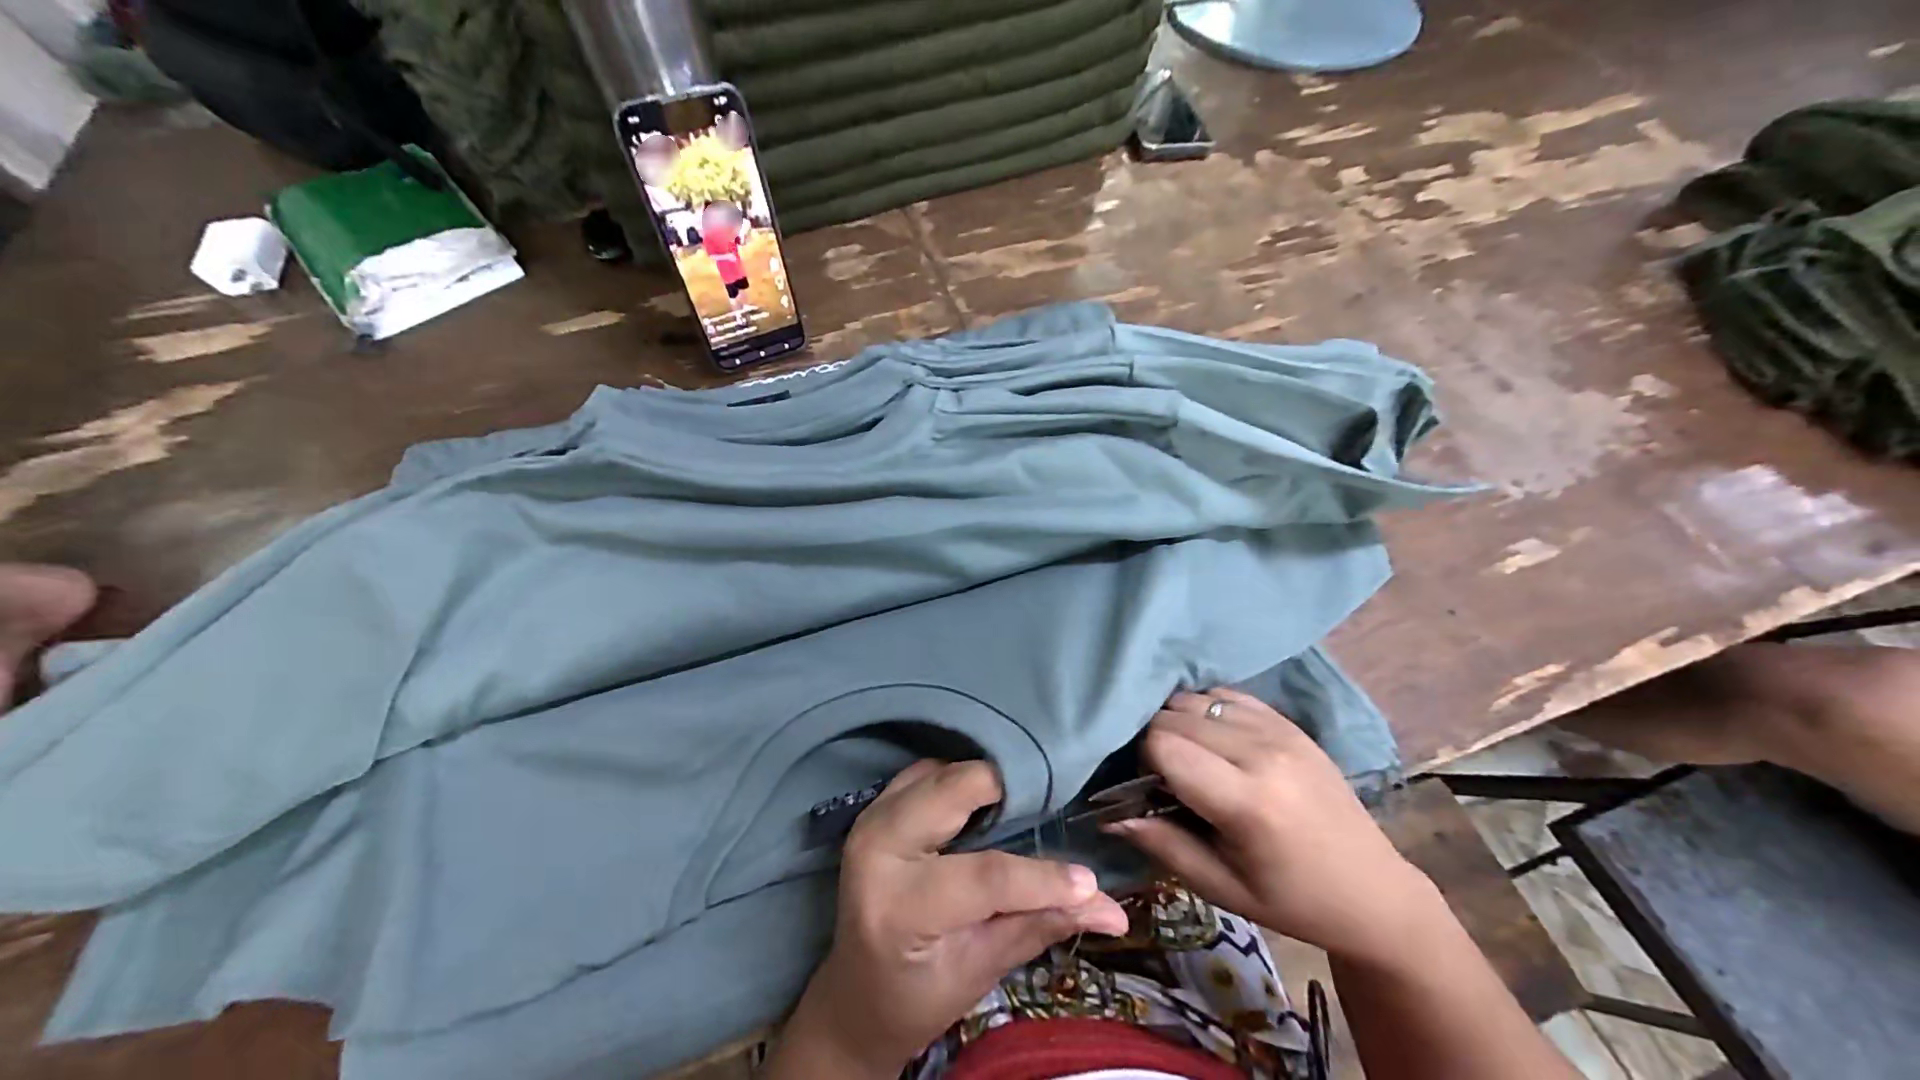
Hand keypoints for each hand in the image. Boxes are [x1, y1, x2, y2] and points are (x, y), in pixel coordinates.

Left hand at [769, 760, 1127, 1079]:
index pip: (984, 877)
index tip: (1089, 881)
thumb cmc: (916, 995)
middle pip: (954, 790)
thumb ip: (1041, 926)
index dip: (1043, 876)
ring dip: (985, 781)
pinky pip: (925, 772)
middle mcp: (877, 848)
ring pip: (941, 771)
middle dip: (1009, 790)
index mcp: (899, 906)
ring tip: (1026, 804)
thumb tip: (1112, 910)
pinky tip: (988, 800)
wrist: (855, 994)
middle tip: (1052, 806)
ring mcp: (871, 820)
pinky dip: (959, 778)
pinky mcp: (876, 808)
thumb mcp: (980, 970)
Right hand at [1106, 689, 1441, 964]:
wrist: (1373, 891)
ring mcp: (1280, 732)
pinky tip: (1212, 740)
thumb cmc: (1290, 900)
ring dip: (1179, 722)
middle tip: (1166, 777)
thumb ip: (1161, 844)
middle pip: (1174, 715)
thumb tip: (1107, 814)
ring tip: (1190, 758)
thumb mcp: (1221, 886)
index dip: (1144, 763)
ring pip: (1196, 699)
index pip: (1163, 744)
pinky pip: (1227, 695)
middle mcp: (1263, 753)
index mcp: (1247, 801)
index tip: (1152, 790)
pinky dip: (1207, 710)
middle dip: (1156, 740)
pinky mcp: (1290, 723)